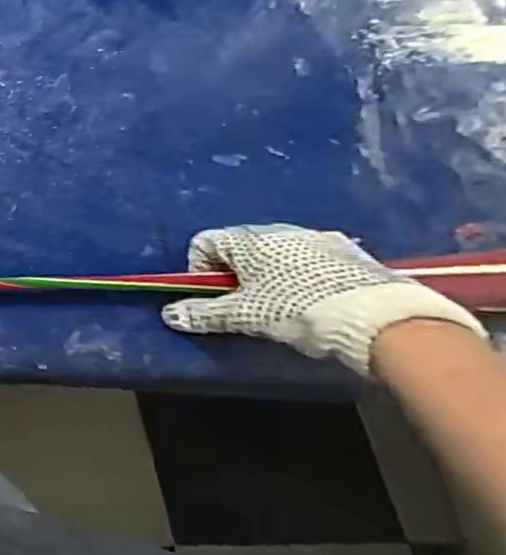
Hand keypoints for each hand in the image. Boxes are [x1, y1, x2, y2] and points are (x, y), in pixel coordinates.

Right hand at [160, 224, 484, 375]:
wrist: (385, 321)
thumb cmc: (296, 309)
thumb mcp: (242, 315)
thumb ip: (202, 313)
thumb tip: (169, 315)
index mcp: (251, 240)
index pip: (206, 242)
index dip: (200, 268)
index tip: (213, 294)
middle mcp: (285, 233)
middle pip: (242, 246)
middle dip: (236, 271)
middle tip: (244, 299)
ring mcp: (325, 242)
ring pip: (280, 253)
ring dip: (271, 273)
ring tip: (280, 301)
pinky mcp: (357, 256)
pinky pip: (314, 260)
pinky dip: (304, 275)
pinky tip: (314, 299)